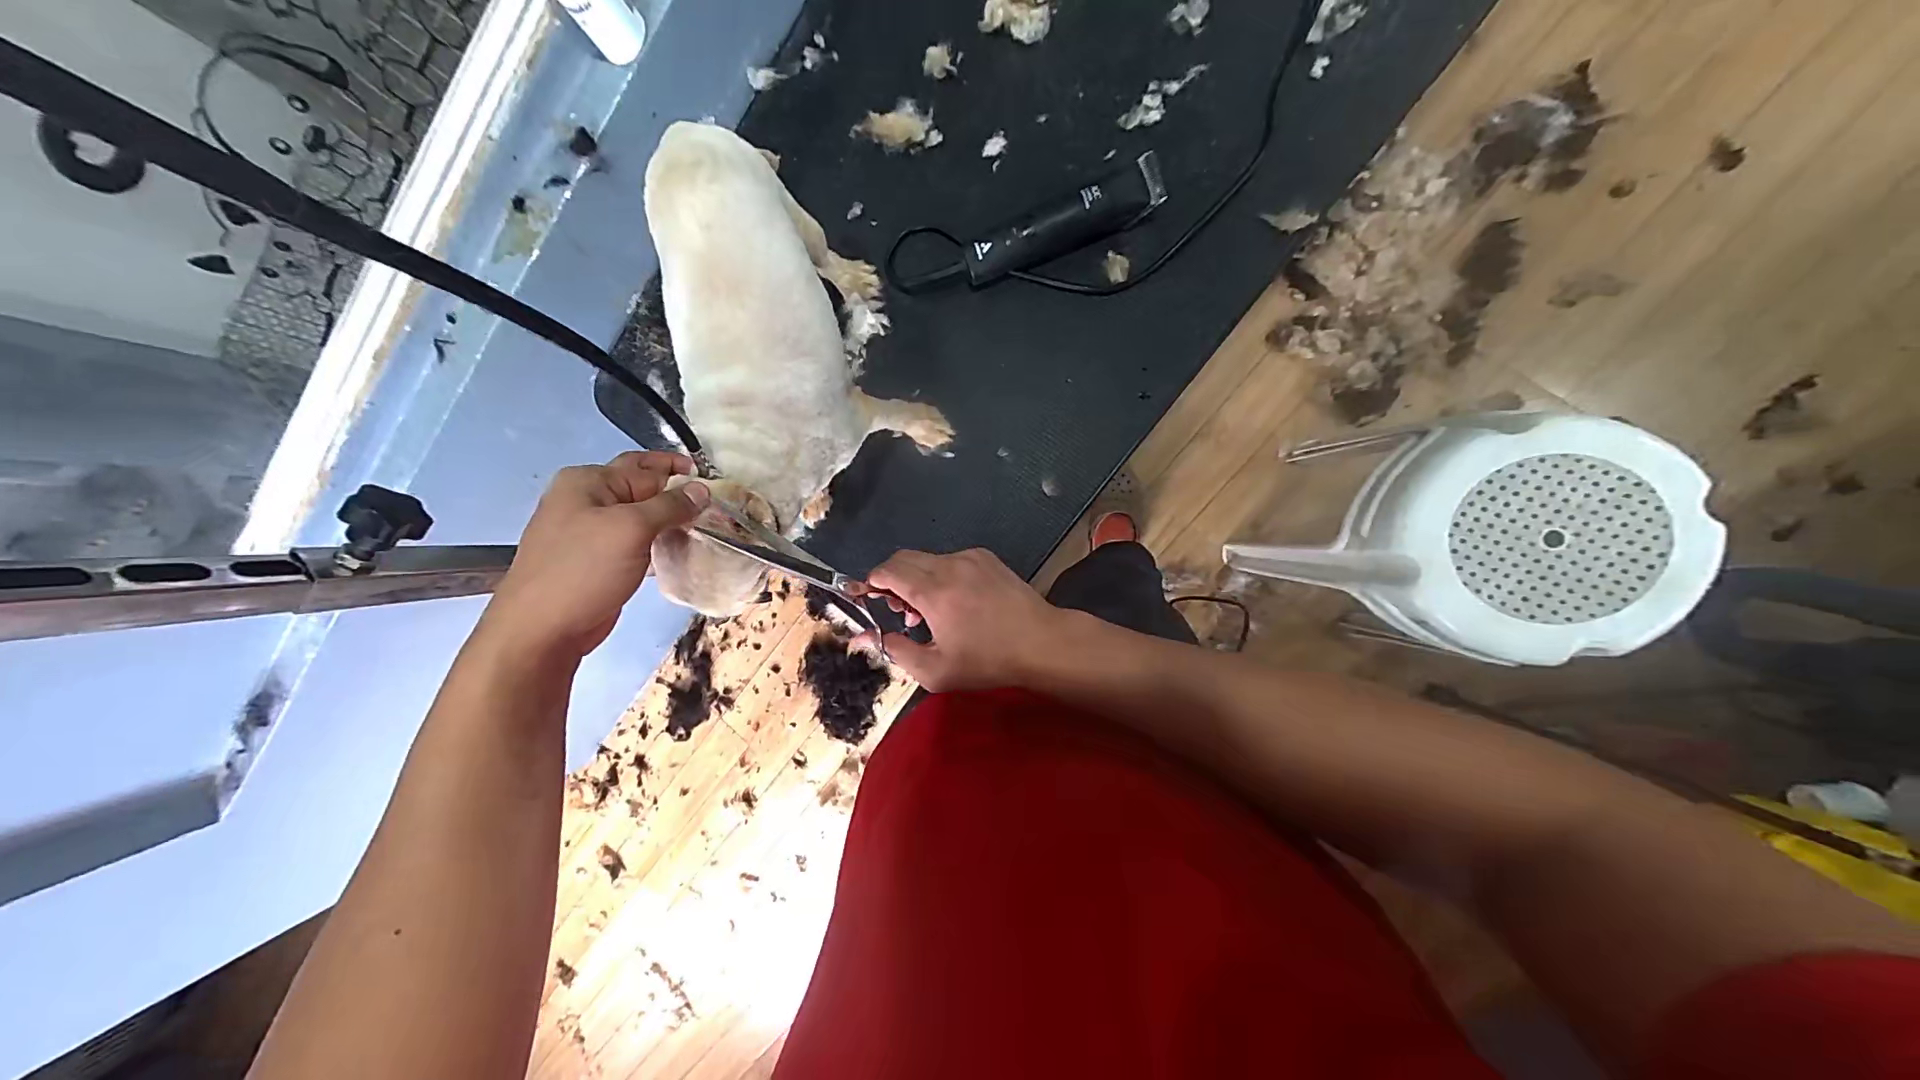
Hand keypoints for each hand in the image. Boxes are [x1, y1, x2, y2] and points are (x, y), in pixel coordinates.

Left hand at [482, 452, 708, 659]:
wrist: (543, 630)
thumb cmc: (584, 570)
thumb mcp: (631, 529)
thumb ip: (670, 505)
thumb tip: (703, 488)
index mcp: (589, 482)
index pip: (646, 466)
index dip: (681, 472)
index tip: (717, 483)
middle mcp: (589, 501)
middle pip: (644, 489)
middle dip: (679, 495)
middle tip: (716, 507)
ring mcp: (594, 532)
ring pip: (644, 518)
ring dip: (673, 523)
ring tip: (707, 530)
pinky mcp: (603, 560)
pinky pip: (639, 543)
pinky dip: (661, 545)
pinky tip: (684, 553)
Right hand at [851, 548, 1063, 691]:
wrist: (1041, 642)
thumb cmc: (987, 661)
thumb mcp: (936, 670)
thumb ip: (895, 651)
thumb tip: (864, 638)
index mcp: (933, 591)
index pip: (886, 571)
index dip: (869, 583)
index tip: (864, 598)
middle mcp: (949, 565)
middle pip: (903, 559)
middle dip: (891, 580)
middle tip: (900, 611)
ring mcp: (970, 558)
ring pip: (927, 559)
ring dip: (917, 579)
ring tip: (929, 612)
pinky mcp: (987, 558)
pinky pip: (950, 560)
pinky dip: (941, 575)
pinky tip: (956, 602)